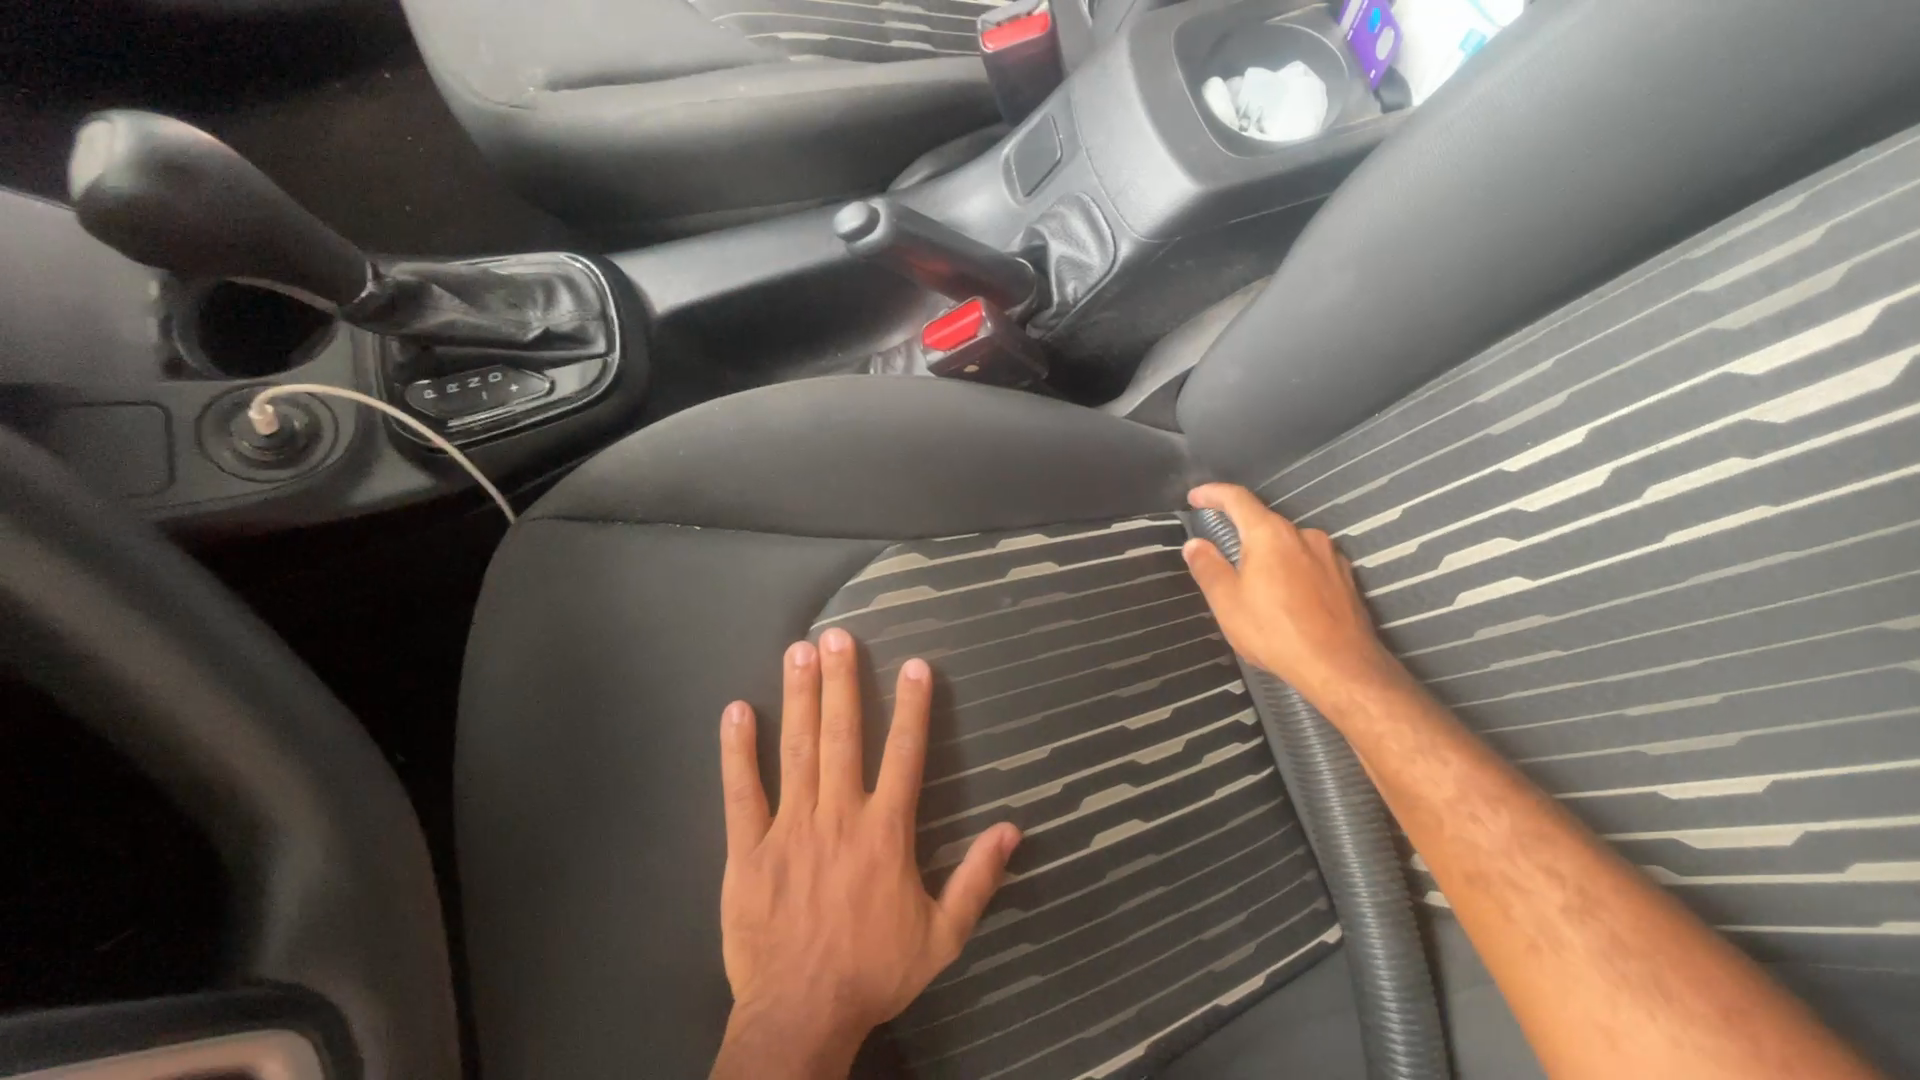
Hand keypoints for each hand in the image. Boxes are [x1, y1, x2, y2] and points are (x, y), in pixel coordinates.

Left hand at [711, 627, 1021, 1079]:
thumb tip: (1012, 829)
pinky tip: (737, 710)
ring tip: (798, 651)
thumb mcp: (944, 935)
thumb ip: (978, 879)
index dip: (912, 706)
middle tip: (838, 635)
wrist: (802, 1014)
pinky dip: (737, 750)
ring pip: (796, 750)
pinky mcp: (747, 848)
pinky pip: (740, 792)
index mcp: (886, 832)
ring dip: (799, 698)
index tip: (915, 664)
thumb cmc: (875, 972)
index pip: (904, 754)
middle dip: (842, 681)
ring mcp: (789, 828)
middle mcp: (838, 815)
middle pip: (843, 735)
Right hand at [1183, 483, 1409, 706]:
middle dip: (1242, 535)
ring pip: (1290, 546)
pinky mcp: (1347, 578)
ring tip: (1257, 587)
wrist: (1340, 666)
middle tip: (1222, 557)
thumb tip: (1195, 544)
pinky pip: (1310, 565)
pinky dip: (1293, 572)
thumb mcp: (1227, 602)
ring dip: (1270, 557)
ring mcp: (1330, 555)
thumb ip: (1208, 568)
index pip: (1237, 499)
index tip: (1196, 497)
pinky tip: (1288, 599)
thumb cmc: (1275, 631)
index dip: (1213, 494)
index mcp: (1270, 534)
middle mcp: (1303, 535)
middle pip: (1265, 523)